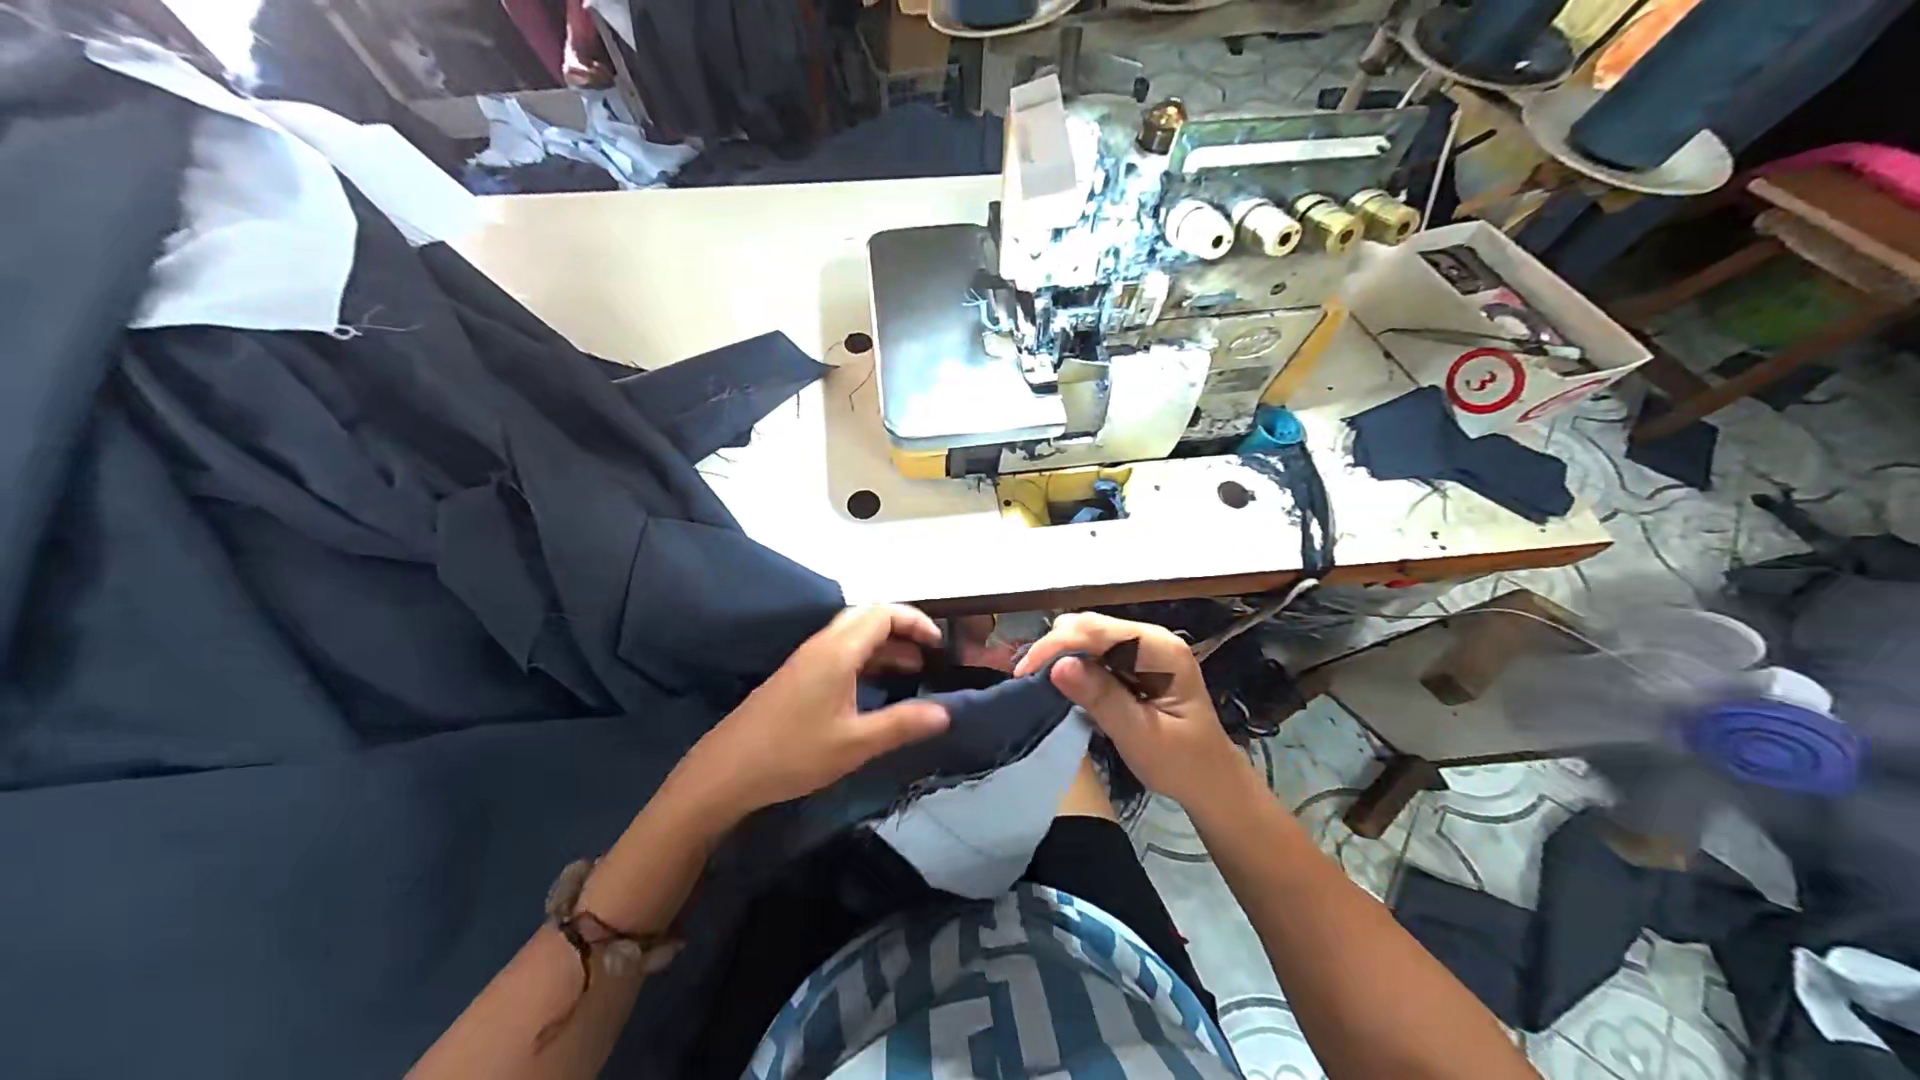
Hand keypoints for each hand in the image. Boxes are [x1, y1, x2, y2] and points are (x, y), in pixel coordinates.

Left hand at [669, 605, 951, 820]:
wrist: (726, 771)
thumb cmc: (794, 753)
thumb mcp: (855, 743)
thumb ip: (903, 724)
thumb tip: (946, 712)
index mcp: (838, 651)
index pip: (884, 613)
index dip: (916, 621)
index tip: (939, 645)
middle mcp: (822, 645)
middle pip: (868, 617)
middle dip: (902, 629)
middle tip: (928, 655)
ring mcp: (806, 660)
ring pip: (853, 635)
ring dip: (885, 645)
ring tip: (912, 672)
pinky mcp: (797, 676)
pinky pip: (840, 652)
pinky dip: (866, 659)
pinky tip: (875, 689)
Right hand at [1016, 612, 1250, 810]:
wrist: (1210, 781)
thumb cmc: (1181, 764)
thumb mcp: (1139, 735)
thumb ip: (1101, 698)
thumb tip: (1058, 665)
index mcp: (1160, 651)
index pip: (1097, 630)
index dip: (1057, 644)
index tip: (1025, 671)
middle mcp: (1152, 639)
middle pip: (1090, 625)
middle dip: (1055, 647)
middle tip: (1028, 678)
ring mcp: (1143, 648)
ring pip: (1088, 634)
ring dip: (1061, 653)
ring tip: (1039, 680)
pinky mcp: (1134, 661)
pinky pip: (1095, 650)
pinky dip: (1073, 662)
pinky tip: (1061, 681)